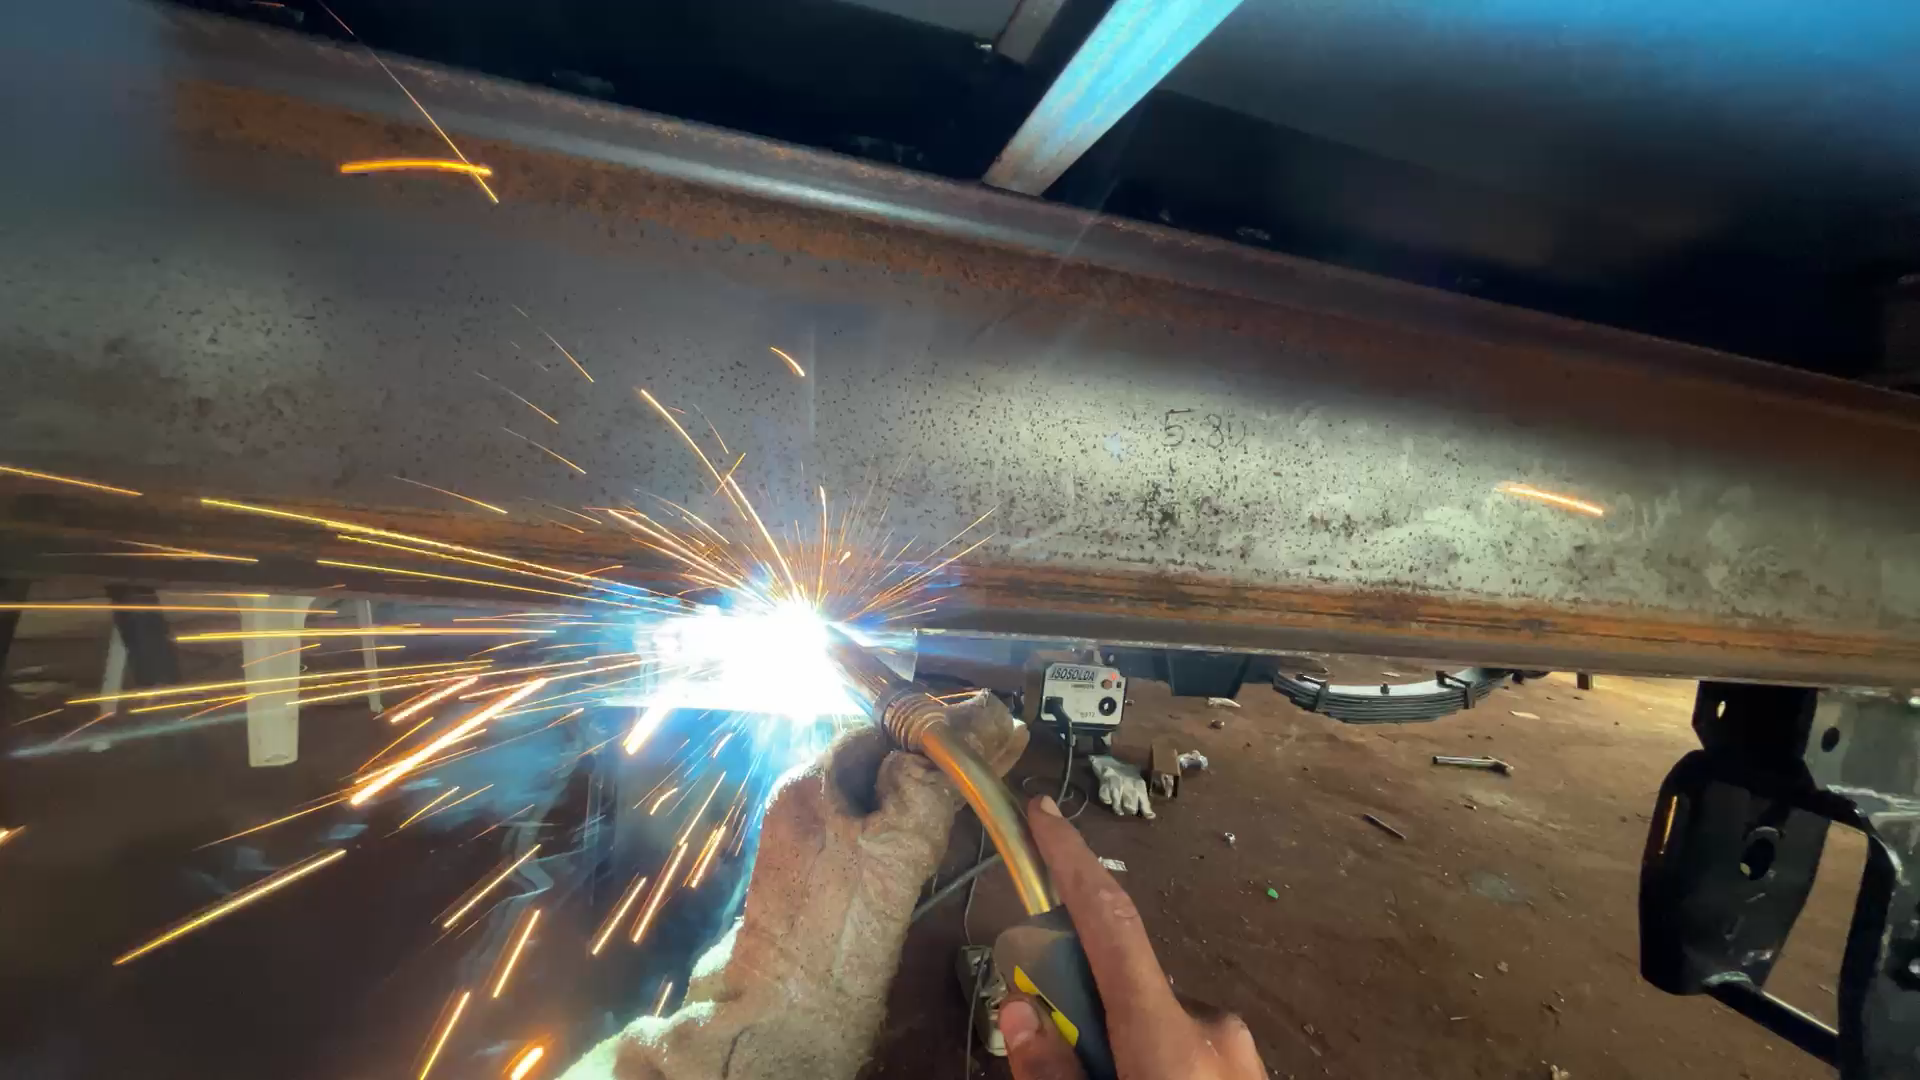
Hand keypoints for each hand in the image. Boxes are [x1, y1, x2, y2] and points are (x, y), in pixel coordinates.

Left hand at [560, 691, 1026, 1079]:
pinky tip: (945, 822)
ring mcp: (812, 842)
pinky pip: (874, 831)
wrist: (788, 1023)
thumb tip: (957, 733)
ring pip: (879, 797)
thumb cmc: (837, 933)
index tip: (976, 731)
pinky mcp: (825, 877)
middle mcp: (805, 804)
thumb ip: (924, 788)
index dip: (927, 729)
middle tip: (992, 751)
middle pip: (879, 762)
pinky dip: (912, 821)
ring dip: (928, 788)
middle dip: (935, 757)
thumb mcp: (892, 853)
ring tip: (982, 777)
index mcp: (809, 784)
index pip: (876, 732)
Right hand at [997, 795, 1265, 1079]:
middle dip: (1084, 987)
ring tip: (1107, 1077)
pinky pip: (1188, 1042)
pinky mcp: (1254, 1068)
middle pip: (1126, 974)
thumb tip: (1018, 1007)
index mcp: (1168, 1036)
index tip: (1043, 809)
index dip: (1072, 858)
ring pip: (1154, 1012)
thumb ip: (1051, 1070)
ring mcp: (1243, 1048)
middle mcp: (1211, 1024)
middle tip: (1056, 1032)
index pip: (1110, 918)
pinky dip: (1156, 1056)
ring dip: (1122, 1031)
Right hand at [1088, 754, 1154, 818]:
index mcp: (1138, 784)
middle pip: (1130, 808)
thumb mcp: (1137, 780)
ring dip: (1118, 809)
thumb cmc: (1125, 771)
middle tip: (1129, 808)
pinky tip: (1109, 797)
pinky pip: (1106, 800)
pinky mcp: (1103, 787)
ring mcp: (1115, 787)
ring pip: (1117, 807)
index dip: (1146, 812)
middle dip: (1130, 810)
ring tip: (1119, 807)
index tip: (1149, 816)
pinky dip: (1107, 800)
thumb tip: (1150, 815)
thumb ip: (1143, 796)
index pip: (1144, 802)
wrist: (1107, 759)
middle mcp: (1128, 786)